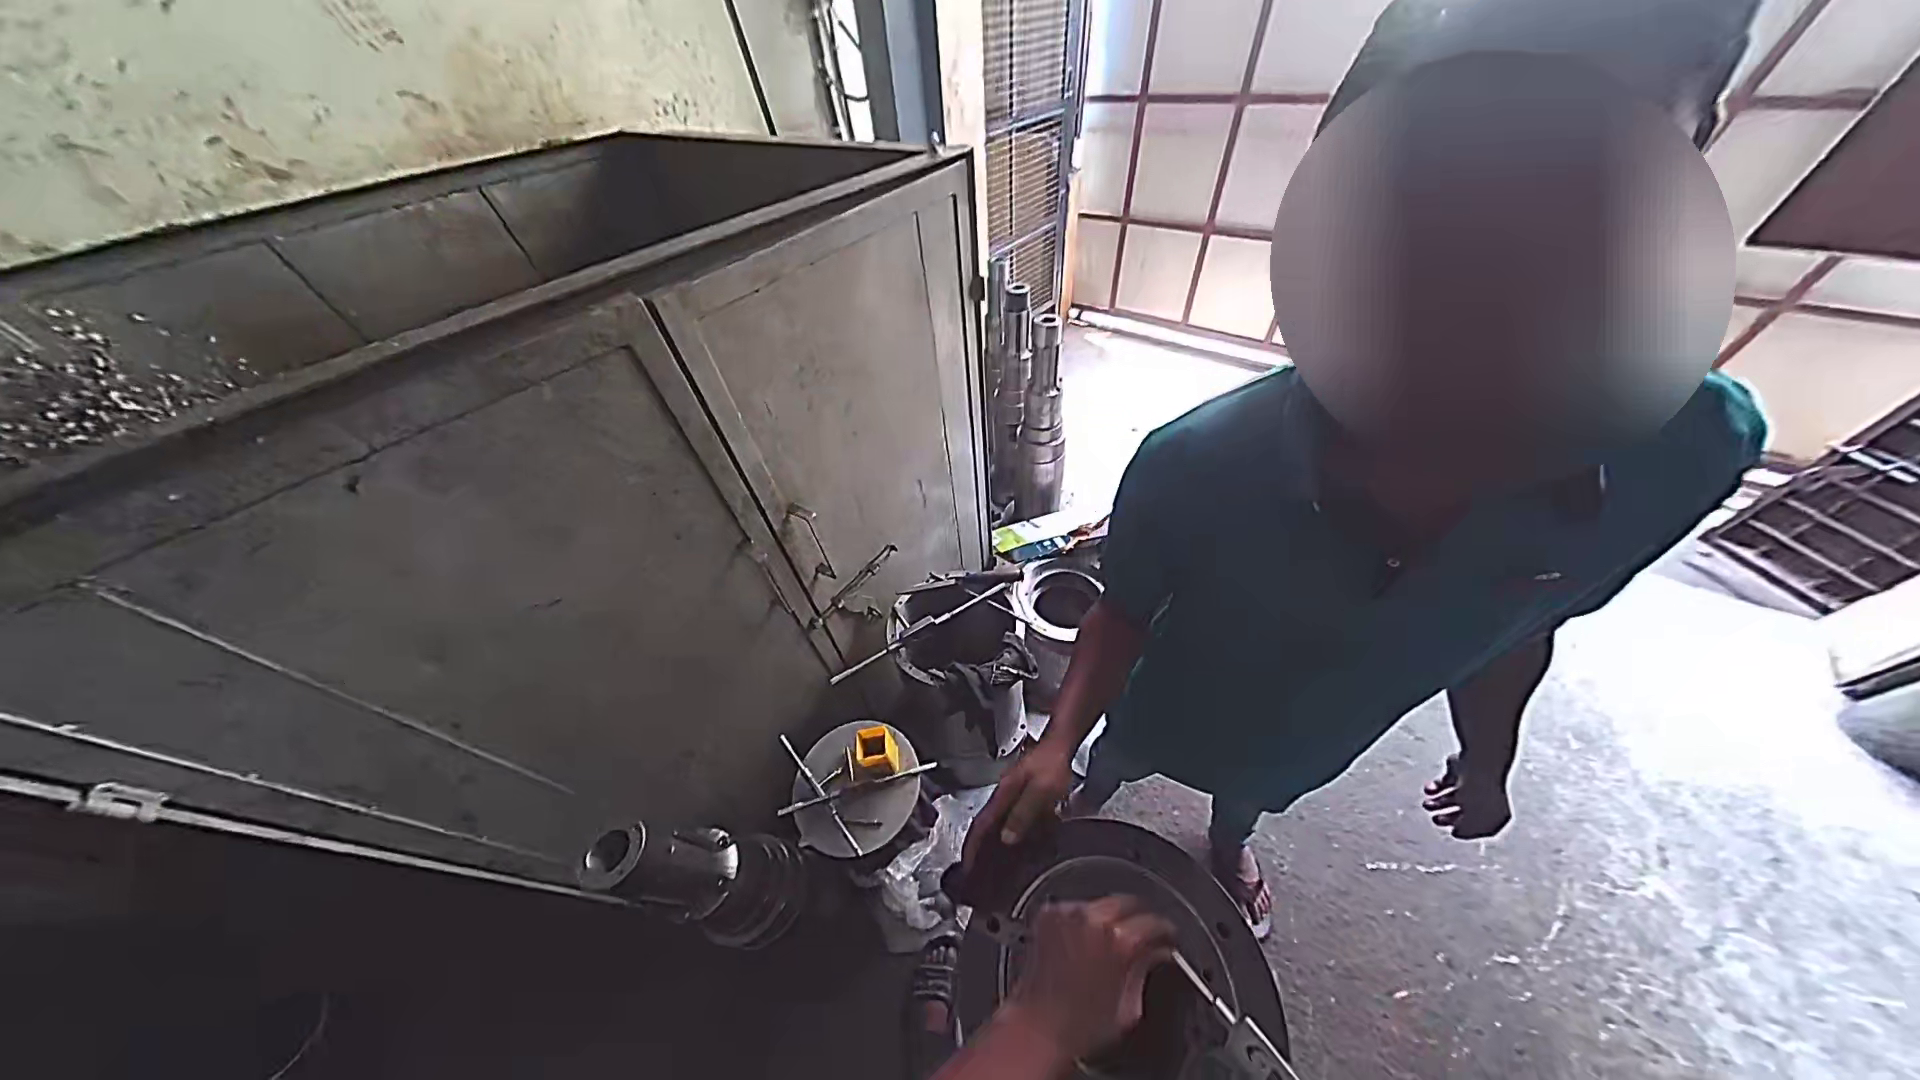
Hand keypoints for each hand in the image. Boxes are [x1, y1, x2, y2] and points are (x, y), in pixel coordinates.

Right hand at [963, 739, 1075, 863]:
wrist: (1060, 744)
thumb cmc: (1051, 763)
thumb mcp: (1039, 791)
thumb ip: (1022, 813)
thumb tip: (1007, 837)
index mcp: (1004, 793)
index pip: (981, 823)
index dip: (972, 845)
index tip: (967, 865)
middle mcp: (1005, 793)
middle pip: (986, 823)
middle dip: (979, 846)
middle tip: (977, 868)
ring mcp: (1014, 791)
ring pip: (999, 821)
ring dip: (993, 840)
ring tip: (994, 860)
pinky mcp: (1024, 792)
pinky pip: (1012, 817)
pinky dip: (1010, 831)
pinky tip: (1019, 839)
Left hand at [1001, 896, 1176, 1062]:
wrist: (1038, 1026)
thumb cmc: (1081, 1026)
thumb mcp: (1129, 1006)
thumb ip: (1146, 969)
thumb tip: (1159, 952)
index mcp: (1119, 941)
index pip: (1153, 921)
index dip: (1165, 930)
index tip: (1167, 936)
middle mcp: (1093, 918)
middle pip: (1127, 902)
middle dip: (1138, 916)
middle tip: (1142, 933)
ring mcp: (1068, 912)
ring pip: (1100, 902)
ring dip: (1110, 916)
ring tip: (1110, 940)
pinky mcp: (1049, 913)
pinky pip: (1076, 907)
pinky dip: (1084, 918)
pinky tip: (1085, 939)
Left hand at [1422, 753, 1511, 838]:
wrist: (1479, 762)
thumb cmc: (1480, 793)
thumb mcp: (1474, 817)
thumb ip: (1466, 828)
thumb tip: (1456, 834)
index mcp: (1499, 812)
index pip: (1485, 828)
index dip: (1468, 832)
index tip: (1453, 833)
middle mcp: (1488, 799)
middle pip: (1466, 813)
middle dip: (1449, 817)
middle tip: (1435, 819)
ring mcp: (1474, 784)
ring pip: (1453, 798)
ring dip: (1438, 802)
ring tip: (1427, 805)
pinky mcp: (1461, 770)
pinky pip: (1446, 782)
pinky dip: (1436, 787)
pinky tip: (1429, 790)